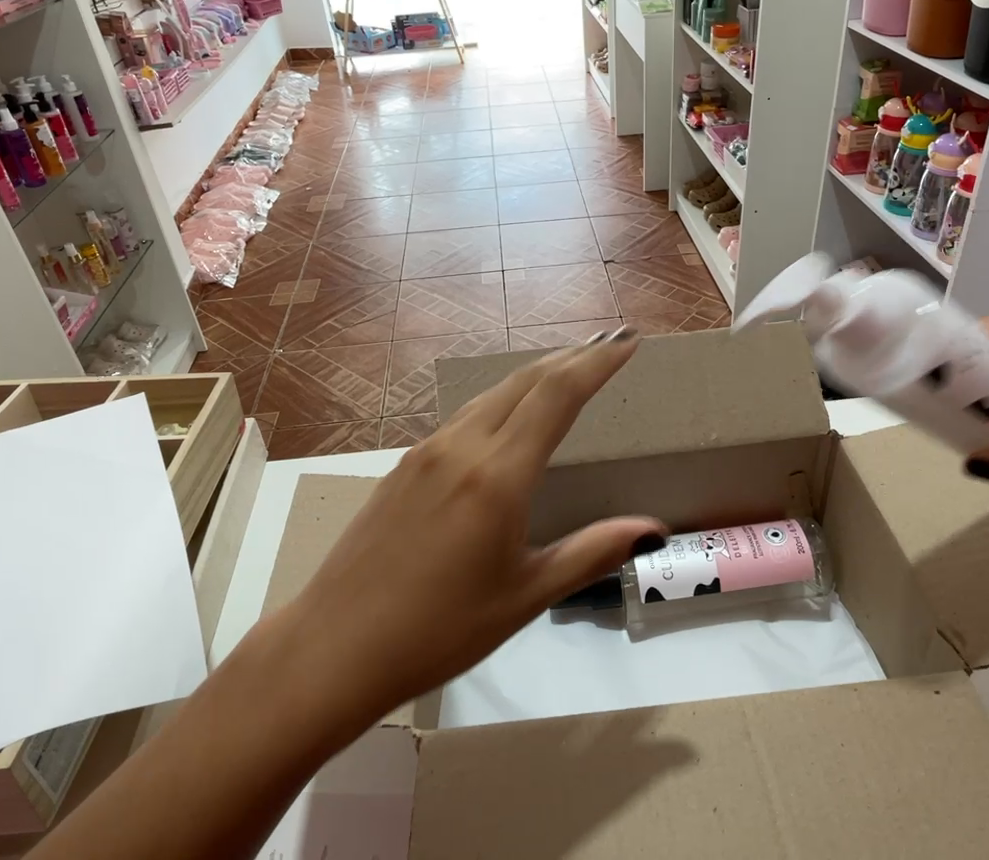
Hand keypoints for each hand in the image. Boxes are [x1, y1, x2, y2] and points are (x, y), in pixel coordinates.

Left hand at [285, 328, 665, 717]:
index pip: (556, 396)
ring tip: (565, 371)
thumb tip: (652, 530)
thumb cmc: (440, 631)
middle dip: (569, 358)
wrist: (336, 647)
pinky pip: (462, 418)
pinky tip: (505, 418)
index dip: (596, 363)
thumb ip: (591, 553)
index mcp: (496, 475)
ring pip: (489, 396)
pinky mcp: (402, 469)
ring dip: (532, 377)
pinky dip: (499, 402)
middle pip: (523, 383)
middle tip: (607, 345)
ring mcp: (424, 454)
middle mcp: (460, 448)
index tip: (628, 341)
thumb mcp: (526, 597)